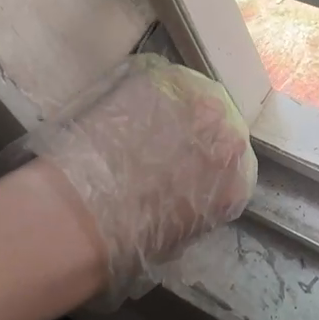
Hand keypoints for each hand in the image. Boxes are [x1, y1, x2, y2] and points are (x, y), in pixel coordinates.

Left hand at [26, 54, 256, 306]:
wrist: (82, 216)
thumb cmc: (129, 242)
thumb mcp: (181, 235)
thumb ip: (200, 204)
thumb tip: (188, 192)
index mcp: (237, 175)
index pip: (235, 165)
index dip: (209, 165)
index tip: (189, 169)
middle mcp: (226, 128)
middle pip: (218, 120)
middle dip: (196, 130)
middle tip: (164, 144)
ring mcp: (194, 95)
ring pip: (192, 94)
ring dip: (173, 107)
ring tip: (142, 124)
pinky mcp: (158, 76)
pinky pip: (158, 79)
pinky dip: (144, 92)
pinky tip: (124, 110)